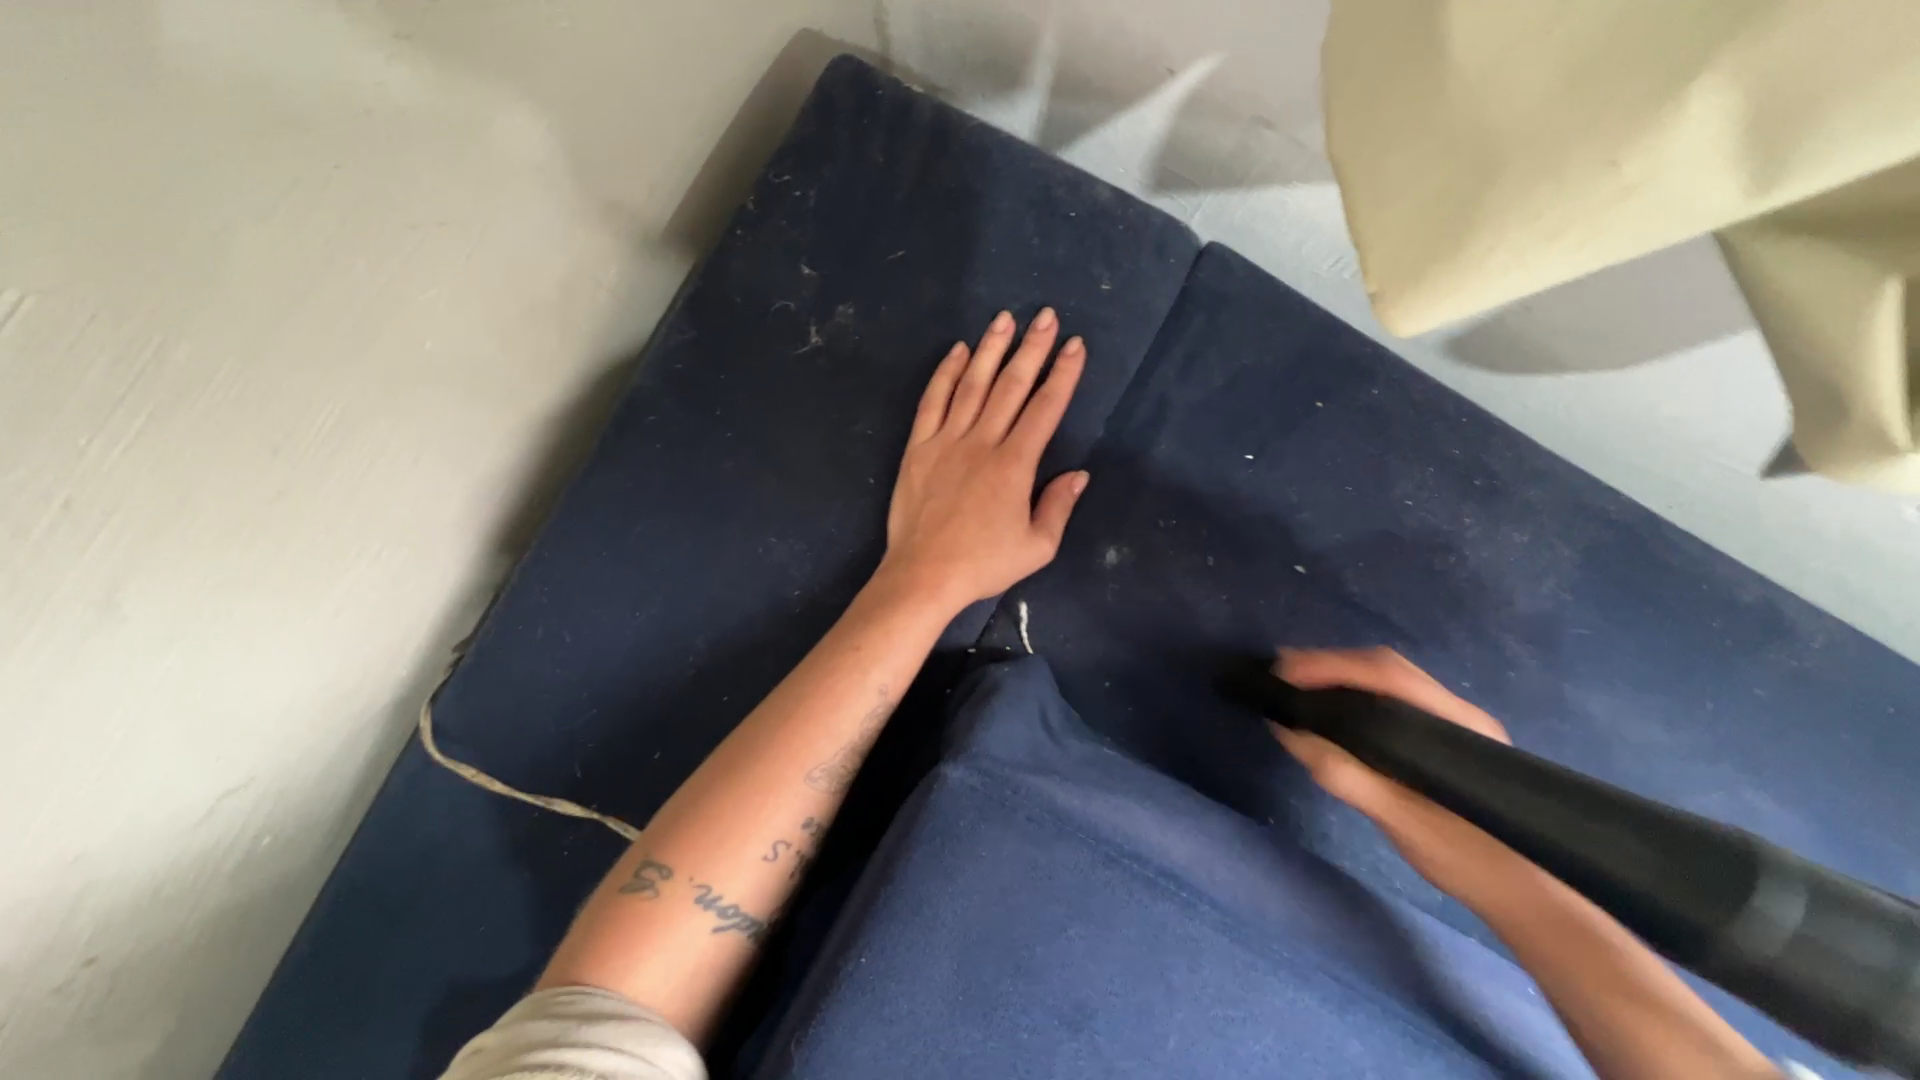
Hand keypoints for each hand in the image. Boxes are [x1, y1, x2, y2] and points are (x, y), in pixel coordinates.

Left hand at [876, 308, 1088, 612]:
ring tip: (1005, 319)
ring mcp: (947, 441)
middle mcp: (982, 442)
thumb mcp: (1037, 547)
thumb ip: (1058, 507)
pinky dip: (946, 374)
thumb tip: (1078, 474)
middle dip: (1032, 348)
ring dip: (991, 350)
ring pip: (972, 385)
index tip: (1075, 345)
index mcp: (1015, 464)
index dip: (1063, 374)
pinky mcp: (918, 448)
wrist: (924, 575)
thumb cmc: (983, 564)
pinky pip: (933, 401)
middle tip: (1047, 316)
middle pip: (1011, 385)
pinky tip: (958, 351)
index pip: (1045, 408)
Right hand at [1269, 647, 1540, 906]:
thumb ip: (1350, 777)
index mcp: (1455, 724)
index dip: (1332, 666)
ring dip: (1342, 679)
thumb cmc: (1472, 861)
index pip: (1387, 675)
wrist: (1531, 899)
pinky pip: (1394, 704)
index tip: (1286, 672)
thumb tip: (1292, 734)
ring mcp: (1453, 726)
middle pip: (1386, 670)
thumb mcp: (1404, 823)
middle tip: (1282, 674)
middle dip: (1331, 665)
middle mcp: (1457, 713)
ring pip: (1390, 684)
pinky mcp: (1444, 743)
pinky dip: (1356, 698)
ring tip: (1297, 687)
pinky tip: (1334, 712)